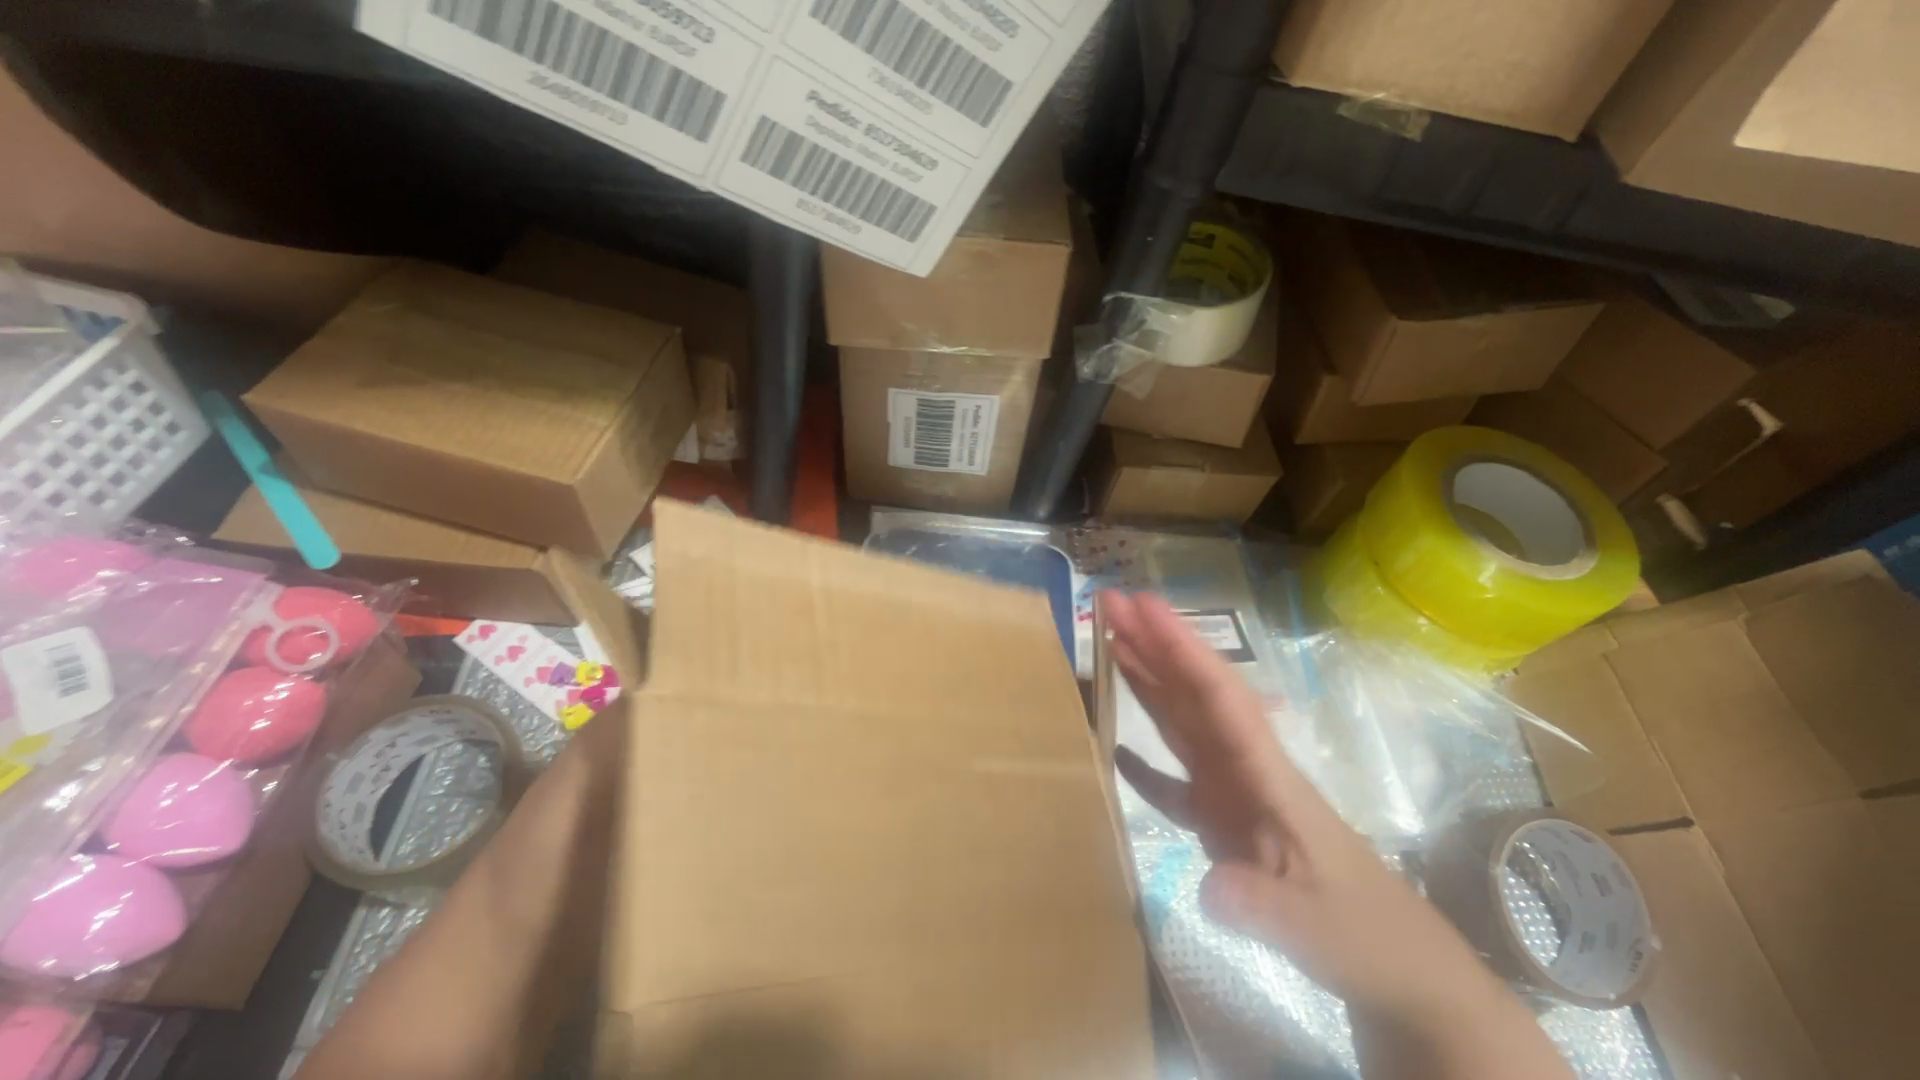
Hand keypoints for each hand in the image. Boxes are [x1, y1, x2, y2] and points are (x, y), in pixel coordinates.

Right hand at [1103, 592, 1536, 1031]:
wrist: (1397, 966)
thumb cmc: (1363, 934)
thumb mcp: (1313, 925)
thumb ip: (1259, 904)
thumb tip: (1207, 886)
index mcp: (1269, 778)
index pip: (1220, 700)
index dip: (1181, 650)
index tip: (1143, 606)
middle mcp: (1247, 773)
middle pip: (1195, 697)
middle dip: (1154, 646)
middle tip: (1108, 603)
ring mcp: (1234, 798)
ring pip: (1184, 727)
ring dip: (1148, 684)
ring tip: (1109, 645)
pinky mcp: (1225, 827)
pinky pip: (1175, 785)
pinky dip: (1145, 764)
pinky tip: (1115, 749)